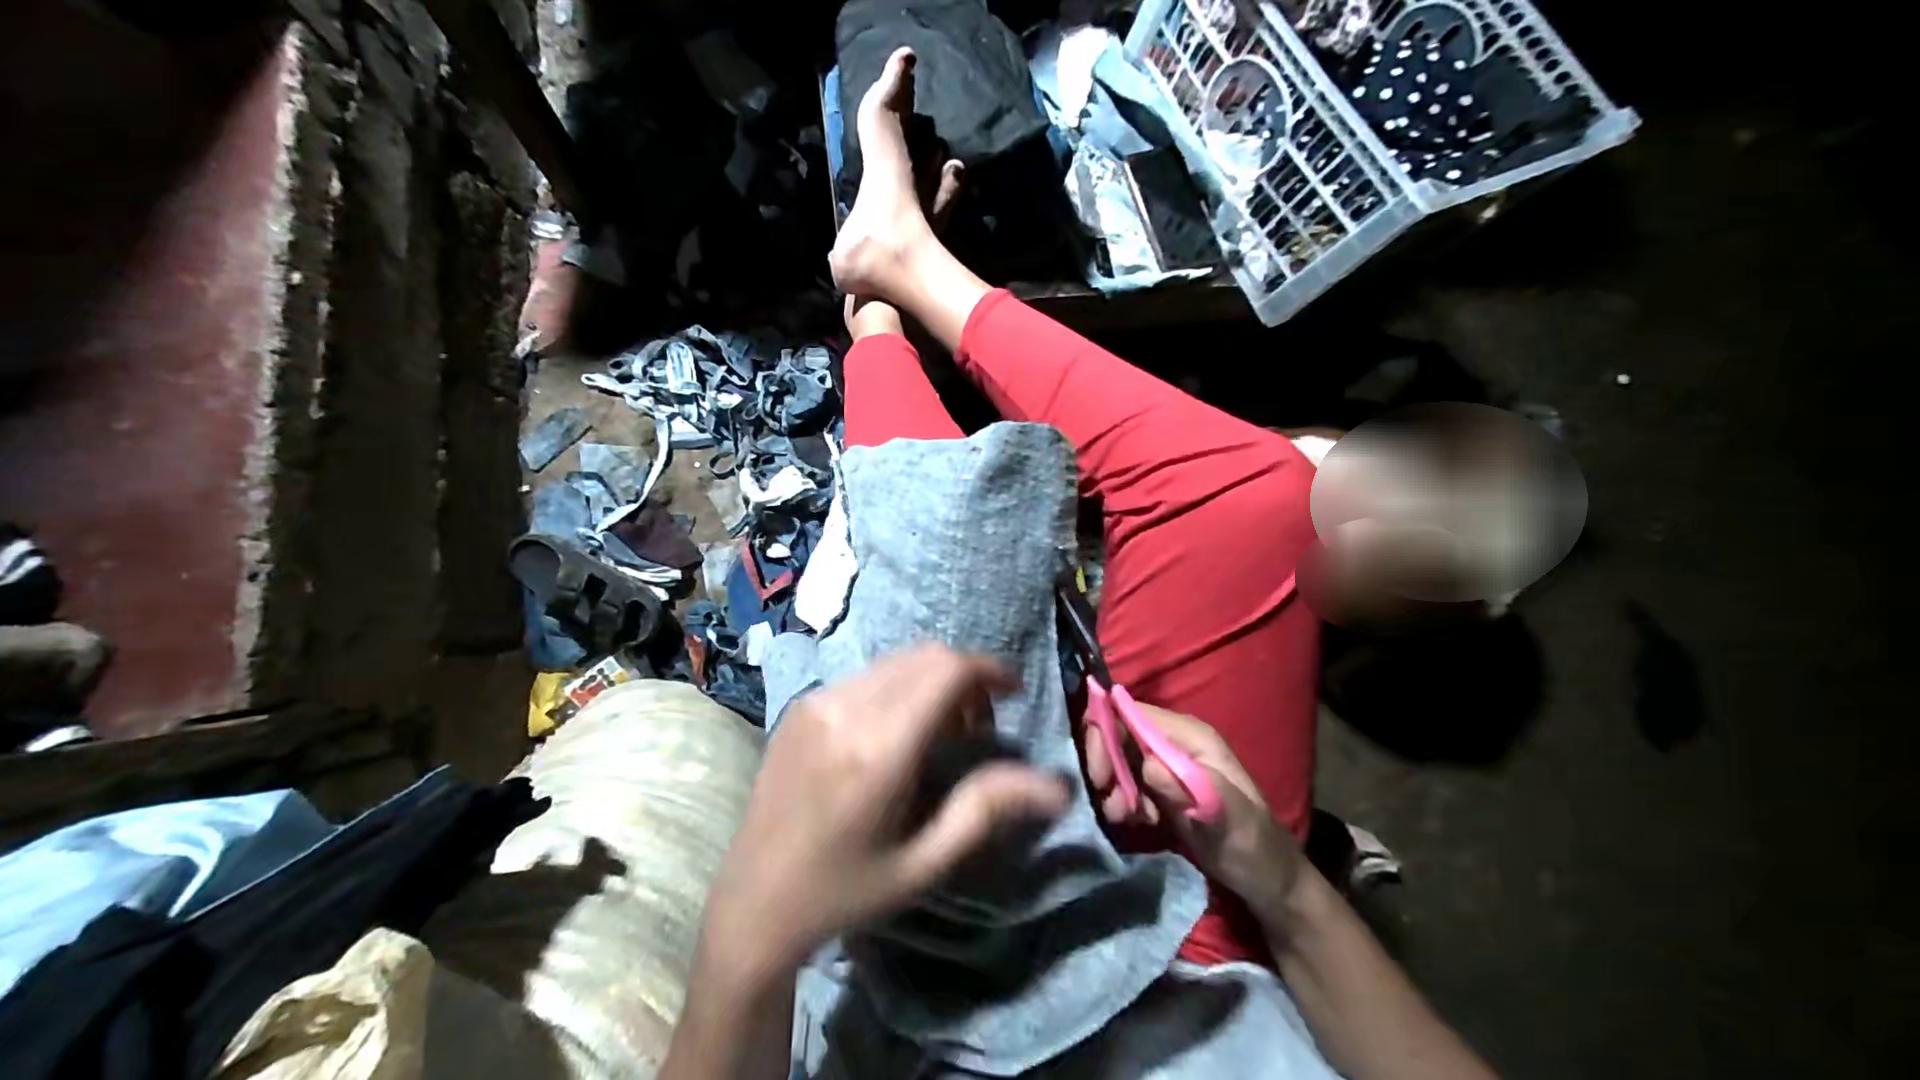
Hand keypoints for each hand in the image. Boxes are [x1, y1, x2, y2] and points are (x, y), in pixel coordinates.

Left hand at [705, 644, 1070, 971]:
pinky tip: (896, 736)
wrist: (753, 902)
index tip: (1013, 692)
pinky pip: (866, 676)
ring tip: (939, 735)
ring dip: (931, 681)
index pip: (946, 671)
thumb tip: (1058, 787)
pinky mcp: (799, 705)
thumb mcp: (924, 862)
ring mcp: (815, 701)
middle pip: (924, 656)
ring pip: (896, 661)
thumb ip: (988, 809)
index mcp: (877, 749)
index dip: (989, 670)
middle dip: (965, 677)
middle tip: (978, 728)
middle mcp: (844, 708)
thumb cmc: (845, 891)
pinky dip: (898, 688)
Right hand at [1083, 704, 1305, 913]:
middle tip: (1110, 802)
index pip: (1131, 713)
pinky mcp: (1162, 786)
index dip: (1106, 734)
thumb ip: (1189, 789)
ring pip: (1119, 758)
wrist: (1267, 880)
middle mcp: (1175, 741)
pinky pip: (1128, 781)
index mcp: (1191, 736)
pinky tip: (1136, 821)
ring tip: (1125, 817)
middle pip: (1119, 732)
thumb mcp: (1228, 820)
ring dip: (1114, 787)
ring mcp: (1168, 763)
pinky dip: (1123, 799)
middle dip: (1106, 764)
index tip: (1100, 777)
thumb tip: (1148, 765)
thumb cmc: (1253, 846)